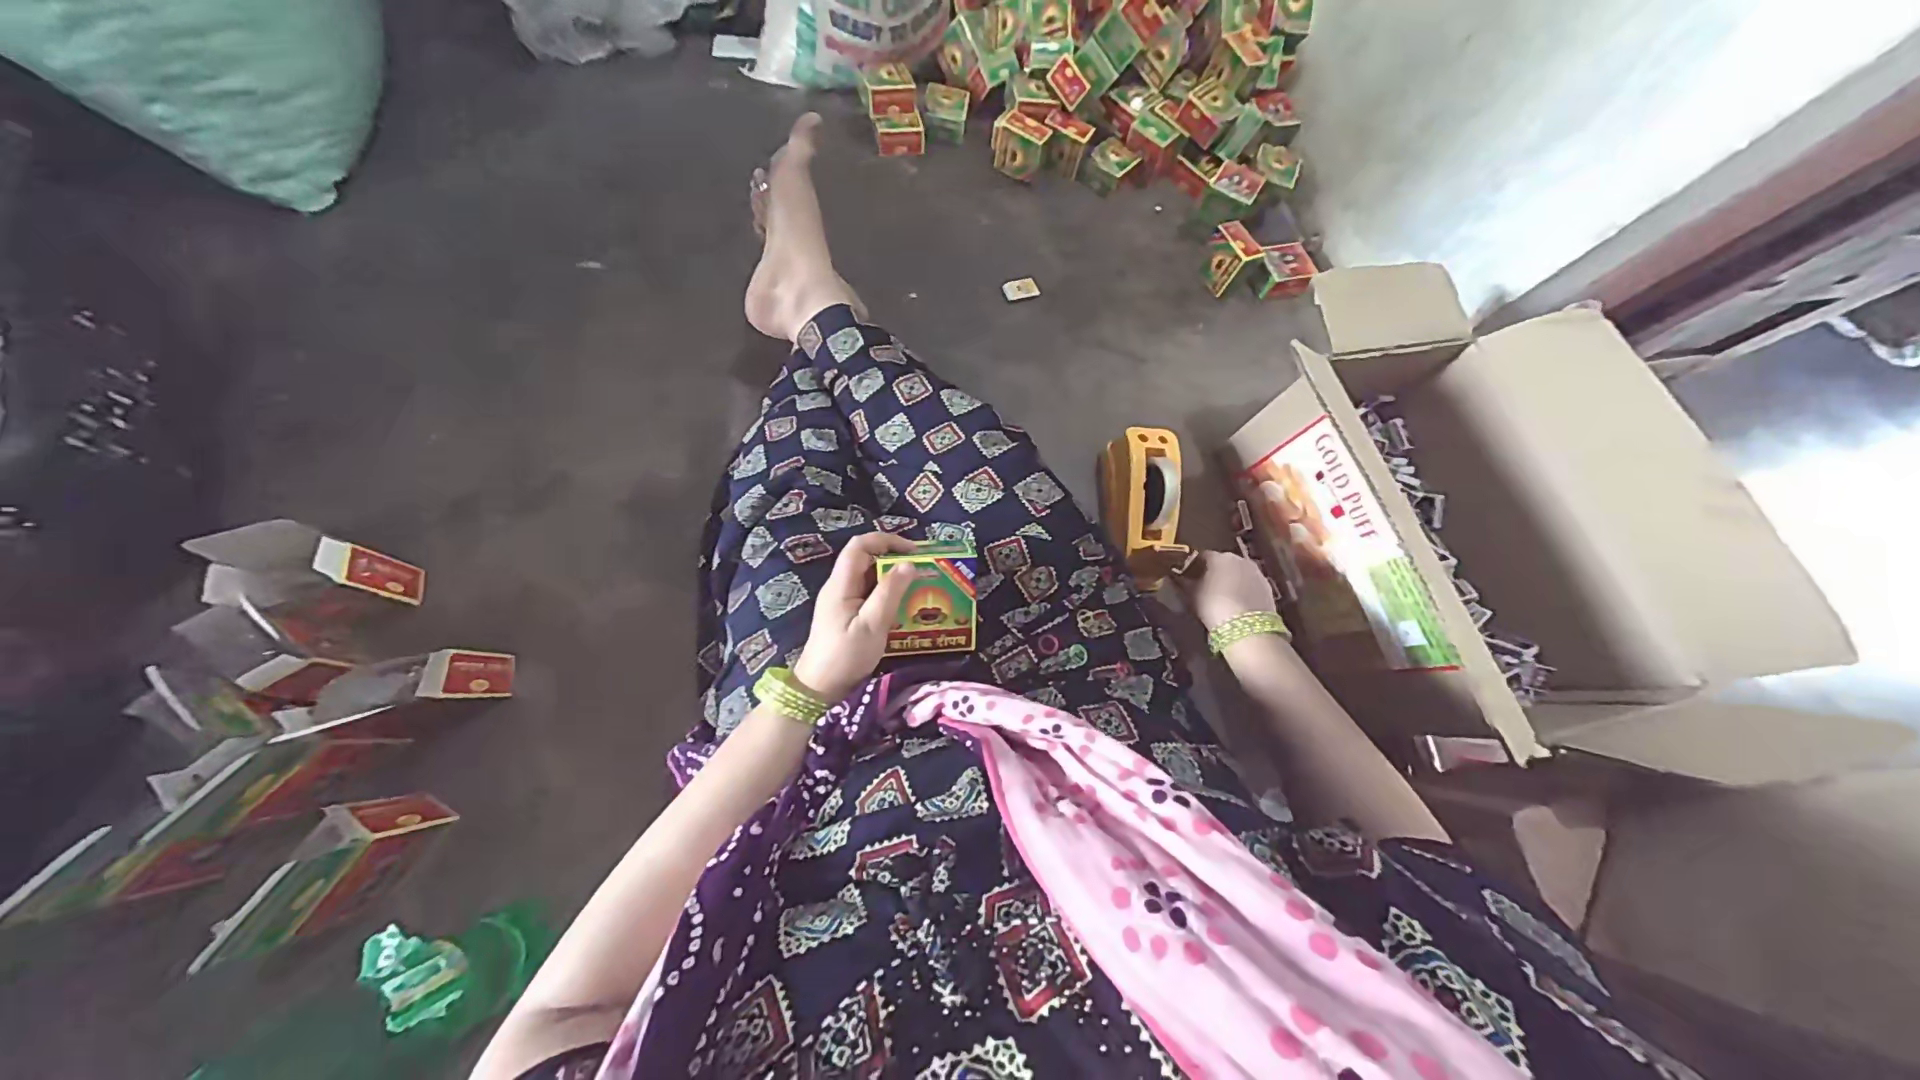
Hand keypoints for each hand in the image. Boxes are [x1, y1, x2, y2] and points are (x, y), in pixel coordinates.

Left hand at [792, 530, 918, 702]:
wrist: (819, 688)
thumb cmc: (845, 656)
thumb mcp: (872, 625)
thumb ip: (890, 593)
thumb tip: (909, 564)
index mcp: (841, 584)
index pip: (860, 545)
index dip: (887, 540)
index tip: (914, 551)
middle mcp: (839, 586)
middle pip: (866, 559)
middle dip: (894, 558)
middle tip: (922, 570)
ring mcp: (841, 600)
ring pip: (868, 577)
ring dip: (893, 577)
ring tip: (918, 587)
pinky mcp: (846, 614)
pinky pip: (868, 593)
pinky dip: (886, 594)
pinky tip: (903, 606)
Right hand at [1175, 550, 1277, 631]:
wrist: (1247, 628)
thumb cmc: (1213, 606)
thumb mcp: (1192, 594)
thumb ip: (1184, 581)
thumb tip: (1178, 576)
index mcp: (1219, 557)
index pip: (1202, 556)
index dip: (1194, 566)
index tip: (1188, 577)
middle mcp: (1240, 559)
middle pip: (1223, 562)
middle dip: (1214, 572)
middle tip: (1204, 587)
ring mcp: (1257, 573)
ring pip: (1238, 573)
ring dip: (1230, 580)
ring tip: (1221, 597)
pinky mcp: (1268, 588)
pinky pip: (1250, 585)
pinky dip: (1243, 590)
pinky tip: (1236, 603)